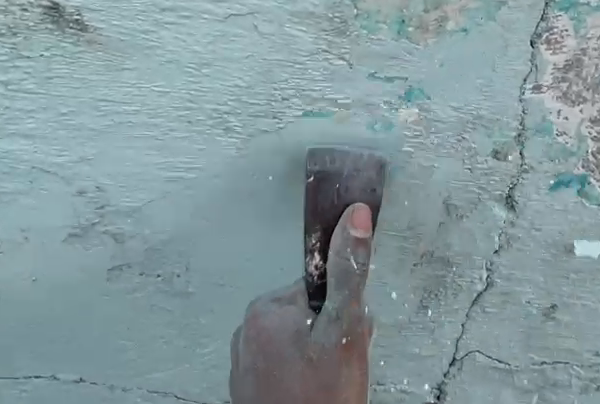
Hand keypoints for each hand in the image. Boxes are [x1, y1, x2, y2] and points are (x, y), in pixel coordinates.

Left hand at [229, 203, 373, 403]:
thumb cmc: (321, 395)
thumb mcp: (345, 329)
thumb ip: (348, 270)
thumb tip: (354, 214)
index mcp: (265, 309)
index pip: (317, 290)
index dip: (341, 311)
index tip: (349, 336)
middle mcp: (246, 330)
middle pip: (307, 315)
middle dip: (331, 335)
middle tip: (342, 366)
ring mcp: (244, 364)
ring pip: (298, 343)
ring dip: (319, 357)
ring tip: (331, 384)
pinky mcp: (247, 392)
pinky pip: (284, 368)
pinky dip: (302, 377)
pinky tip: (315, 394)